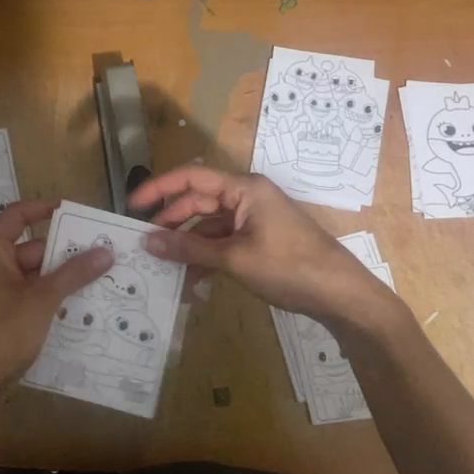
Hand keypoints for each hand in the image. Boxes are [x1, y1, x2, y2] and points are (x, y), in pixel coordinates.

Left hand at [0, 201, 112, 402]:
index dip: (42, 209)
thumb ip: (74, 273)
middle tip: (104, 253)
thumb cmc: (4, 331)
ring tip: (103, 277)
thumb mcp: (42, 299)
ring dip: (63, 277)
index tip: (73, 211)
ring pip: (35, 274)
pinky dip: (53, 296)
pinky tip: (83, 304)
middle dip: (65, 252)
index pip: (16, 216)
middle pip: (32, 248)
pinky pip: (32, 294)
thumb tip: (106, 251)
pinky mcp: (3, 313)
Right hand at [129, 166, 402, 330]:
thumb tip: (148, 240)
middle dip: (170, 221)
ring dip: (187, 244)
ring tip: (163, 265)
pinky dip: (206, 256)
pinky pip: (223, 240)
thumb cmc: (289, 267)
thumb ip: (188, 248)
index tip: (131, 206)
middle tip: (144, 243)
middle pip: (197, 201)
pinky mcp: (260, 239)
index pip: (191, 178)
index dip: (158, 188)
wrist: (341, 295)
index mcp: (244, 189)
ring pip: (208, 224)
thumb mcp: (234, 258)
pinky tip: (191, 279)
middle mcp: (248, 197)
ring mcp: (255, 219)